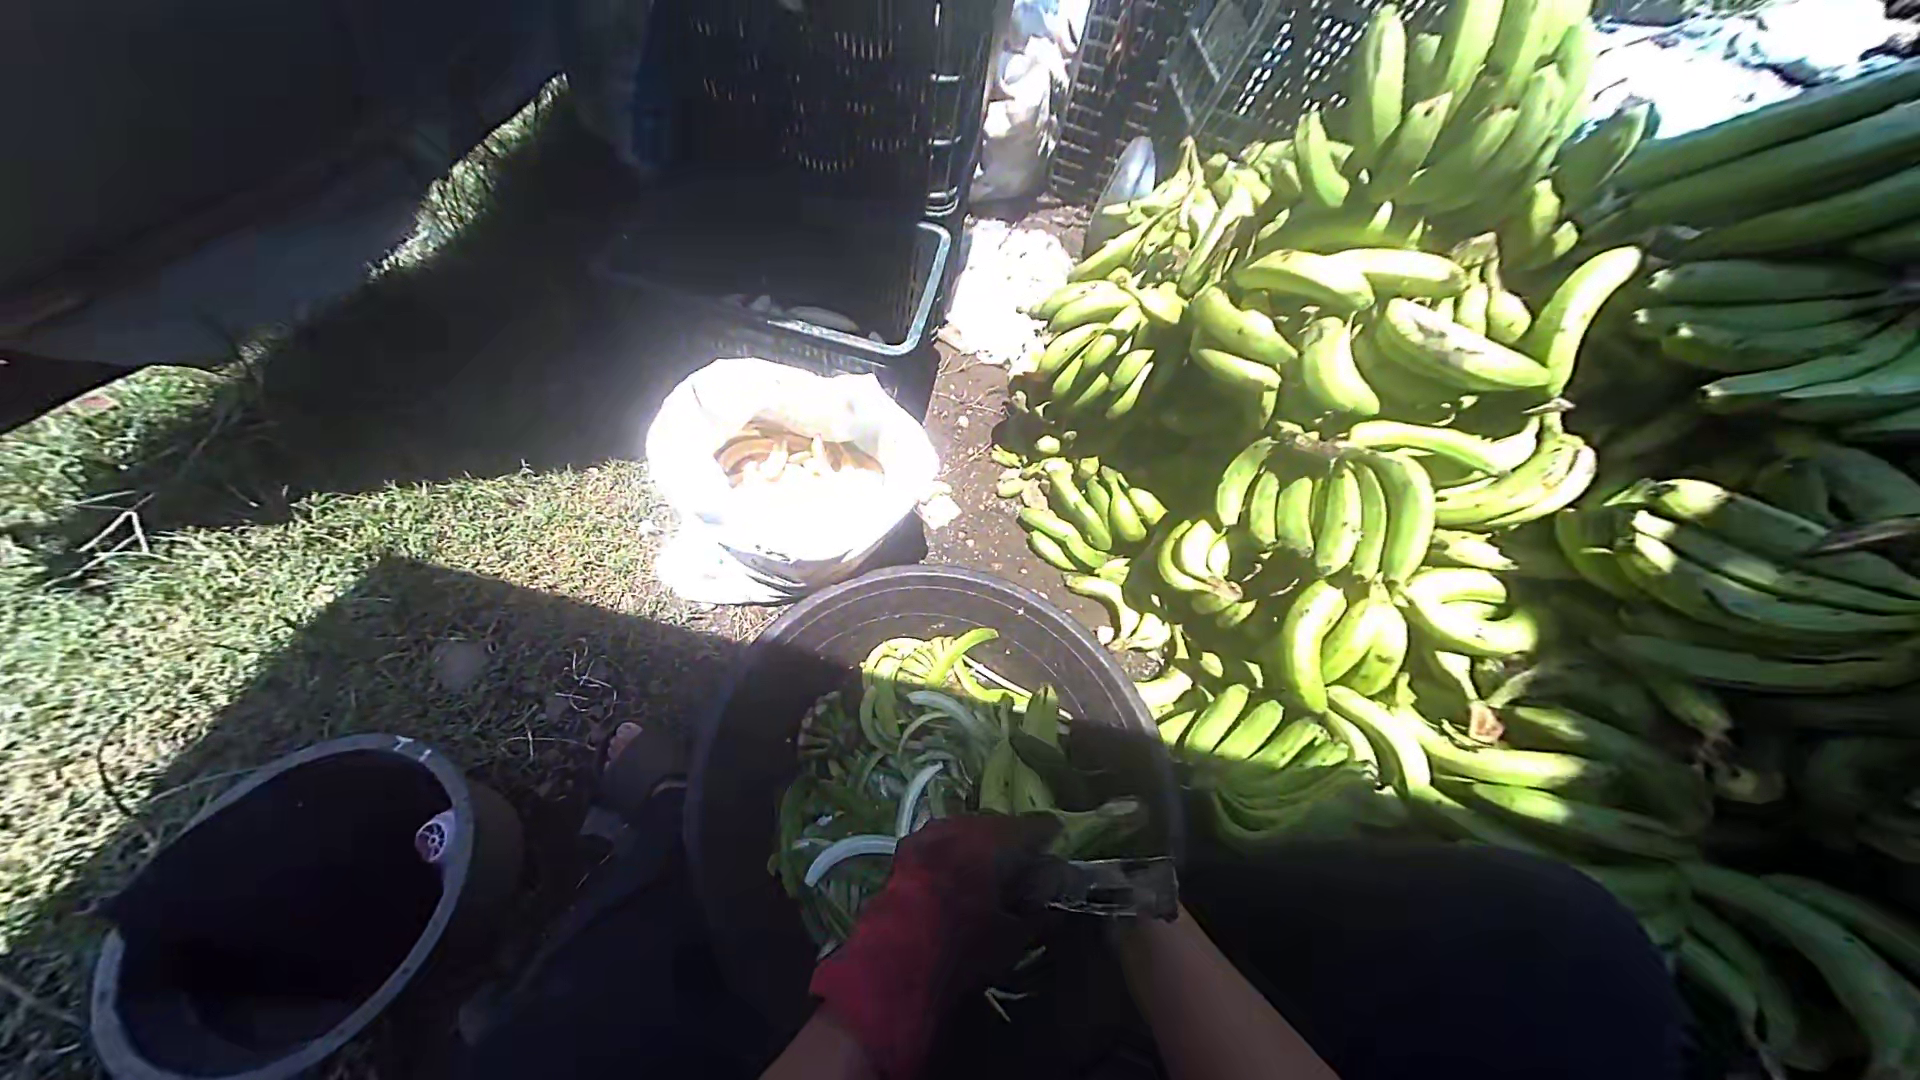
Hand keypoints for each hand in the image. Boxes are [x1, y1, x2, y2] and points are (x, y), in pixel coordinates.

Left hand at [808, 813, 1059, 1078]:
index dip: (1049, 835)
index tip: (1057, 844)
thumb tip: (1057, 909)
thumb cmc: (964, 944)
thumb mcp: (1013, 938)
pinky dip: (951, 850)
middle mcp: (967, 822)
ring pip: (967, 827)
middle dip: (1011, 839)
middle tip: (1020, 861)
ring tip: (984, 867)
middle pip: (999, 823)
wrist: (898, 952)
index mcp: (1000, 838)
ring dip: (978, 842)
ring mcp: (934, 828)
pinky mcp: (908, 843)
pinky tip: (951, 871)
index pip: (1037, 826)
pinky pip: (940, 838)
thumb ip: (1040, 917)